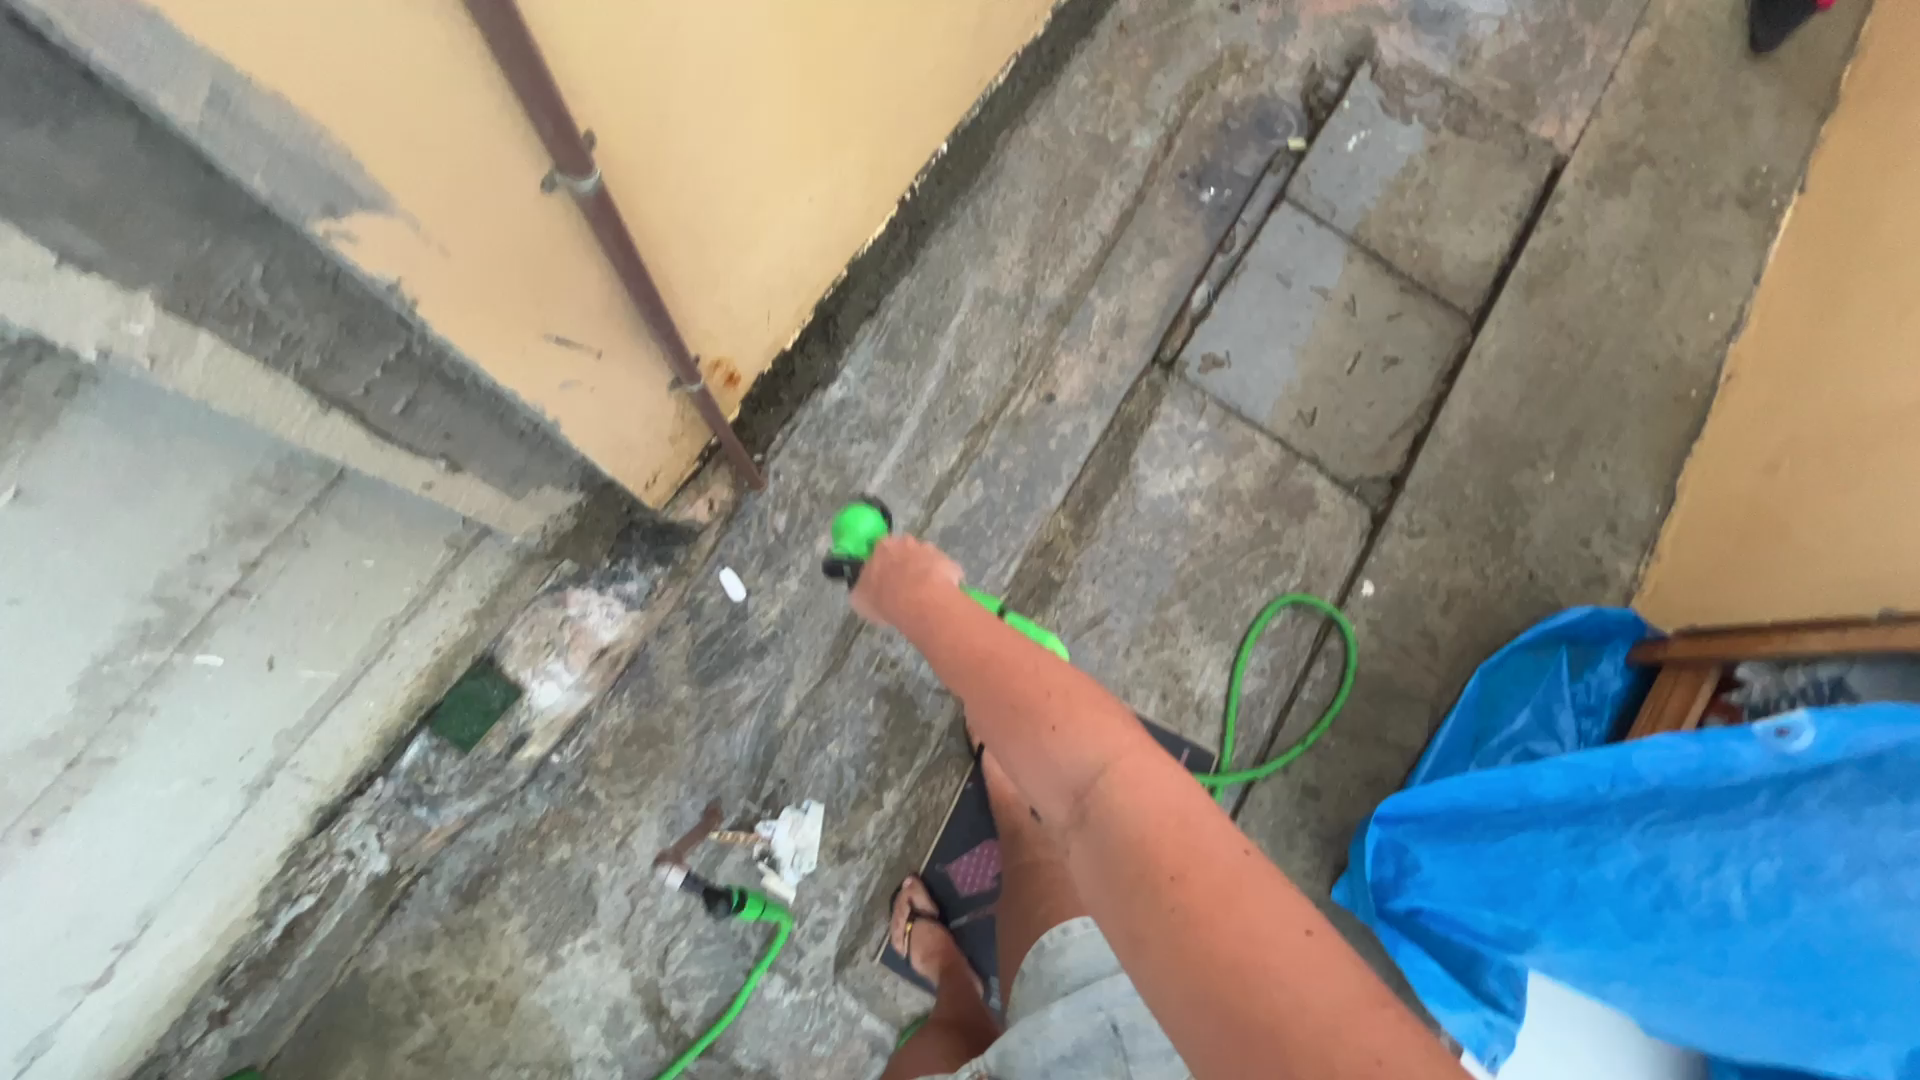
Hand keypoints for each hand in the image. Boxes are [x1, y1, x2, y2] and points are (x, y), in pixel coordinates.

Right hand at [850, 534, 962, 628]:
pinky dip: (943, 582)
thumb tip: (866, 590)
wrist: (919, 601)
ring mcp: (931, 550)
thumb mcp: (860, 599)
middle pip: (906, 551)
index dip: (883, 566)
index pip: (881, 550)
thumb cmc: (884, 598)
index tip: (885, 580)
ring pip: (927, 560)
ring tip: (924, 596)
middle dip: (906, 566)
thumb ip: (864, 589)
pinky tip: (939, 598)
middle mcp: (907, 542)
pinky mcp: (950, 562)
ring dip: (925, 573)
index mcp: (882, 546)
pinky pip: (945, 572)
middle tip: (905, 588)